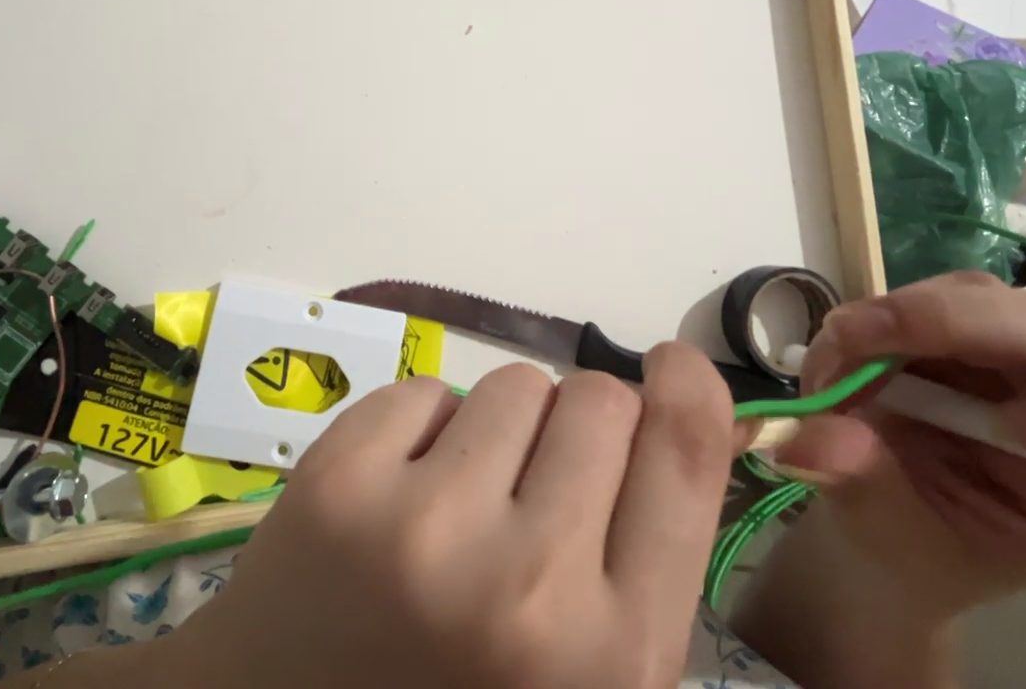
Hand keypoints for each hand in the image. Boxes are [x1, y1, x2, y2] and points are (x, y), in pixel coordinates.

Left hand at [150, 343, 741, 688]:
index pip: (686, 450)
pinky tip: (395, 498)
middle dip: (576, 429)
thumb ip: (648, 549)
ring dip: (501, 428)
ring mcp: (423, 527)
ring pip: (515, 383)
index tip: (667, 366)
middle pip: (599, 398)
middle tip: (532, 491)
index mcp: (617, 651)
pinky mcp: (336, 483)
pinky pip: (427, 389)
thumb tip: (689, 408)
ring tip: (461, 502)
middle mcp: (529, 583)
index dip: (687, 388)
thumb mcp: (592, 668)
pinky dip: (422, 430)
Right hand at [734, 272, 1025, 686]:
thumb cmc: (915, 552)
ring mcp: (1024, 357)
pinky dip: (871, 320)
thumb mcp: (894, 539)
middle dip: (955, 325)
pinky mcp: (966, 328)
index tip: (1023, 431)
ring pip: (988, 297)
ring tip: (831, 374)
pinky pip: (930, 295)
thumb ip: (863, 484)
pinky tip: (836, 361)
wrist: (878, 527)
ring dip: (896, 320)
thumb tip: (811, 436)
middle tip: (853, 342)